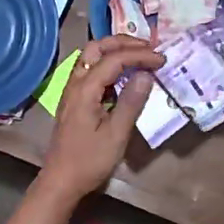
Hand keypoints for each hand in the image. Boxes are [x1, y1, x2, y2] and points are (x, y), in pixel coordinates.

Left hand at [37, 35, 163, 199]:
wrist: (61, 180)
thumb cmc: (89, 161)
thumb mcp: (116, 134)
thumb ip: (131, 102)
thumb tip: (146, 74)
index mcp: (84, 89)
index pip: (113, 59)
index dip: (139, 55)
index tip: (162, 59)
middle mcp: (74, 84)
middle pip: (96, 48)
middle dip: (123, 43)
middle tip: (149, 48)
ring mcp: (71, 91)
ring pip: (90, 58)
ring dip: (114, 51)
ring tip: (140, 57)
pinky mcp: (73, 100)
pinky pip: (89, 72)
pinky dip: (107, 65)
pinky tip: (123, 76)